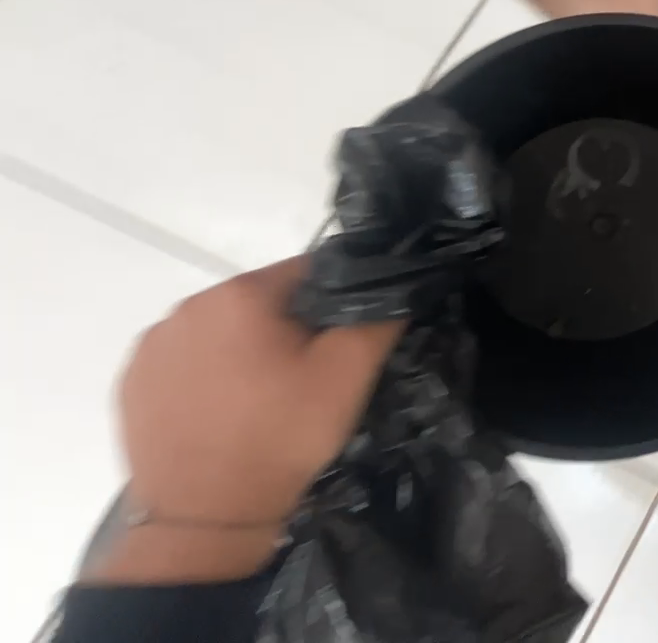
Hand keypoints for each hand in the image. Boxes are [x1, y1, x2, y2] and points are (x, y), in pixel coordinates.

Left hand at [88, 257, 402, 583]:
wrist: (204, 516)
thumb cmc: (285, 431)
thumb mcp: (354, 367)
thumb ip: (381, 312)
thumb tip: (395, 286)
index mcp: (240, 294)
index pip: (314, 269)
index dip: (344, 299)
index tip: (350, 339)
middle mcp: (185, 309)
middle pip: (269, 297)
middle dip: (298, 323)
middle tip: (319, 369)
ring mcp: (151, 348)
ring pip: (231, 327)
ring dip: (256, 346)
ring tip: (276, 391)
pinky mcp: (132, 383)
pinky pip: (195, 358)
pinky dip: (220, 371)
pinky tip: (236, 406)